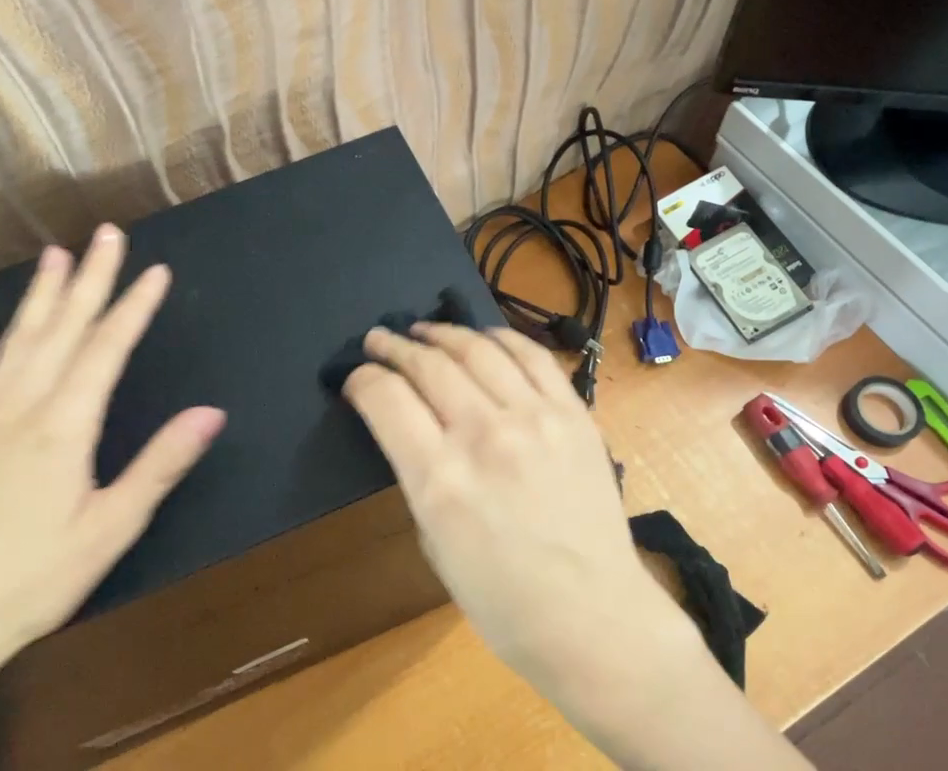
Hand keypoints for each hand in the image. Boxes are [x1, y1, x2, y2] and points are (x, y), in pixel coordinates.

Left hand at [0, 226, 224, 769]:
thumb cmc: (30, 584)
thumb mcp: (110, 530)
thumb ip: (160, 465)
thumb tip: (211, 412)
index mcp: (64, 426)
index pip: (107, 349)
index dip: (134, 306)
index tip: (156, 269)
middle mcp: (20, 409)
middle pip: (61, 330)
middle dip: (88, 279)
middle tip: (105, 233)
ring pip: (14, 344)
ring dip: (37, 298)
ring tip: (53, 257)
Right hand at [341, 323, 673, 684]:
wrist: (592, 618)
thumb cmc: (503, 601)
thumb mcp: (434, 543)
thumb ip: (420, 477)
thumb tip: (412, 429)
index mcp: (440, 480)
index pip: (386, 398)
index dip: (361, 379)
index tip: (355, 377)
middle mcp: (485, 436)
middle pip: (428, 365)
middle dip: (394, 347)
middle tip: (378, 340)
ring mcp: (536, 419)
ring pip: (478, 349)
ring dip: (442, 333)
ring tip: (423, 330)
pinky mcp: (574, 414)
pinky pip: (533, 357)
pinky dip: (501, 337)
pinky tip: (482, 337)